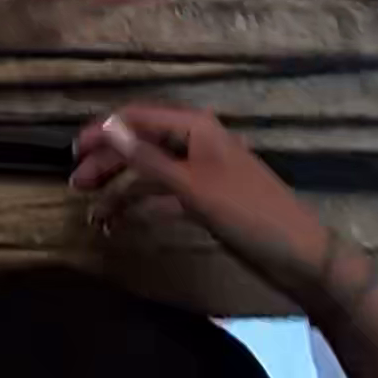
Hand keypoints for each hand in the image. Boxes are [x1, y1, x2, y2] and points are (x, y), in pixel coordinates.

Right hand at [73, 106, 377, 377]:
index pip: (137, 118)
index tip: (74, 150)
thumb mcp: (192, 186)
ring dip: (120, 187)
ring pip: (148, 171)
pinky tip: (119, 220)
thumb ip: (146, 157)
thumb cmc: (247, 212)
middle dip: (108, 161)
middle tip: (76, 183)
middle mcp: (193, 141)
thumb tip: (107, 124)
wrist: (302, 258)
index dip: (104, 131)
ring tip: (90, 208)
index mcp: (193, 127)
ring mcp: (198, 170)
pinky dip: (141, 205)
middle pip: (140, 144)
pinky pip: (163, 194)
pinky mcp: (203, 197)